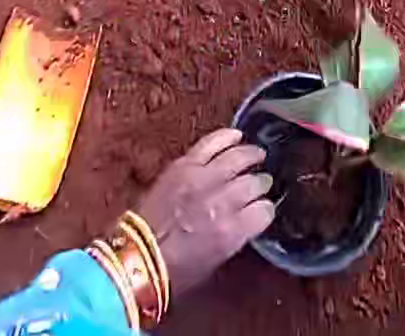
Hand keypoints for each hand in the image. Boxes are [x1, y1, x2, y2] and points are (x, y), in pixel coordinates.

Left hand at [132, 128, 275, 295]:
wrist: (137, 257)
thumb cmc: (175, 270)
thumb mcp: (215, 261)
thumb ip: (236, 235)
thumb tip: (248, 216)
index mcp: (230, 232)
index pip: (263, 211)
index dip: (267, 209)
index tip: (266, 208)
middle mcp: (220, 201)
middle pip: (253, 183)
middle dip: (261, 183)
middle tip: (263, 181)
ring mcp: (202, 178)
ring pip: (237, 157)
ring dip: (251, 154)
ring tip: (258, 154)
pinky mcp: (185, 164)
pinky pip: (211, 142)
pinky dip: (226, 136)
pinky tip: (237, 134)